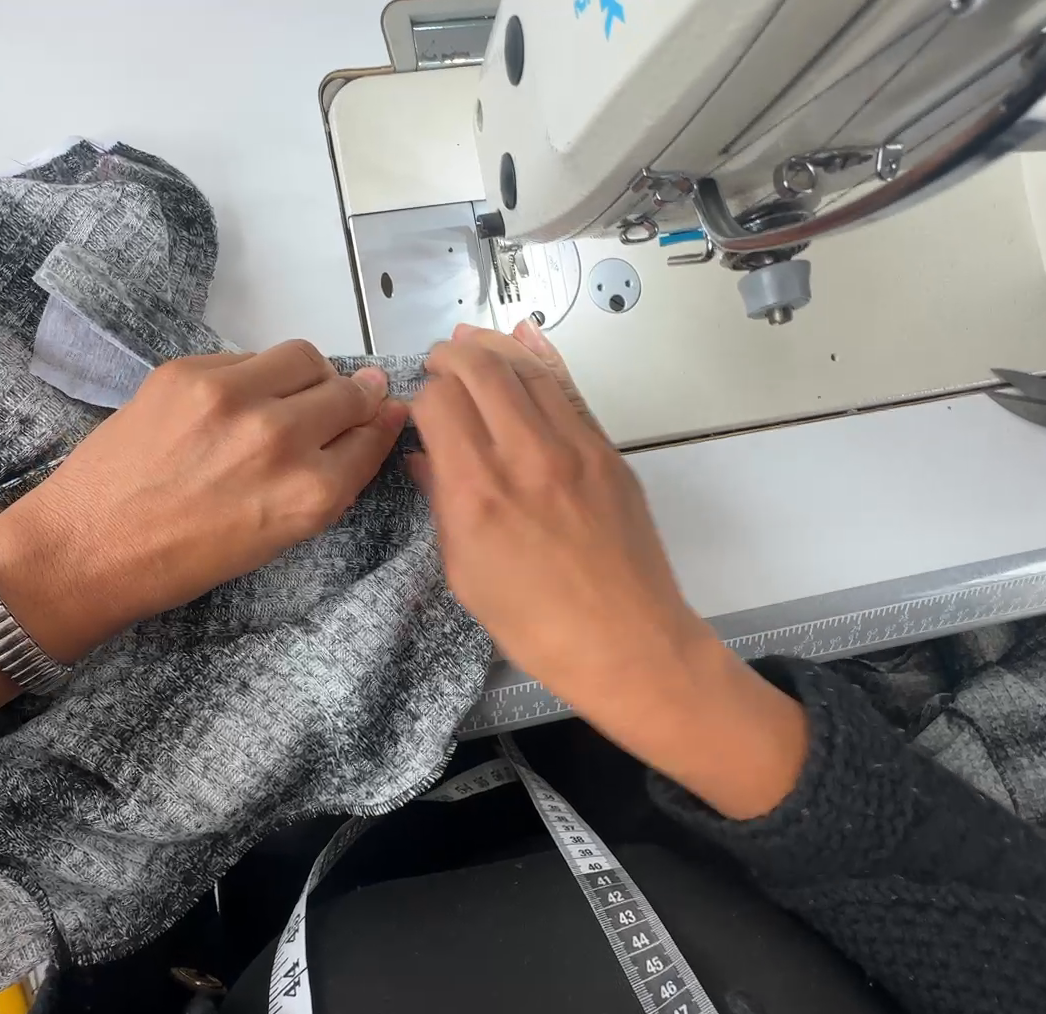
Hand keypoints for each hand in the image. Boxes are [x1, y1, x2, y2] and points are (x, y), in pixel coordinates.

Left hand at [0, 341, 406, 703]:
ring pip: (305, 357)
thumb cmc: (189, 561)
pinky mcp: (188, 370)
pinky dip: (256, 376)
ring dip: (309, 377)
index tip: (379, 418)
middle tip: (329, 413)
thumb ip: (330, 482)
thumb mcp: (279, 539)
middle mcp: (281, 438)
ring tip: (283, 401)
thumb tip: (368, 423)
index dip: (380, 426)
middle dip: (351, 401)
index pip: (373, 437)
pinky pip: (249, 356)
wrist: (88, 546)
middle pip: (349, 392)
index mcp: (310, 494)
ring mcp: (232, 396)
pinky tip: (230, 406)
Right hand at [409, 323, 806, 817]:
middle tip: (437, 361)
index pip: (439, 403)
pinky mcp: (608, 451)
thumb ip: (441, 505)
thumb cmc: (535, 626)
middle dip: (450, 356)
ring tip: (471, 343)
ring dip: (493, 348)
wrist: (627, 644)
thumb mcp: (465, 575)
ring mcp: (574, 448)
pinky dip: (542, 358)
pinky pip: (570, 388)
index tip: (418, 411)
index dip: (420, 397)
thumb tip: (424, 459)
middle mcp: (524, 456)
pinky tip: (524, 338)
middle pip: (480, 370)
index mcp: (477, 493)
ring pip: (527, 368)